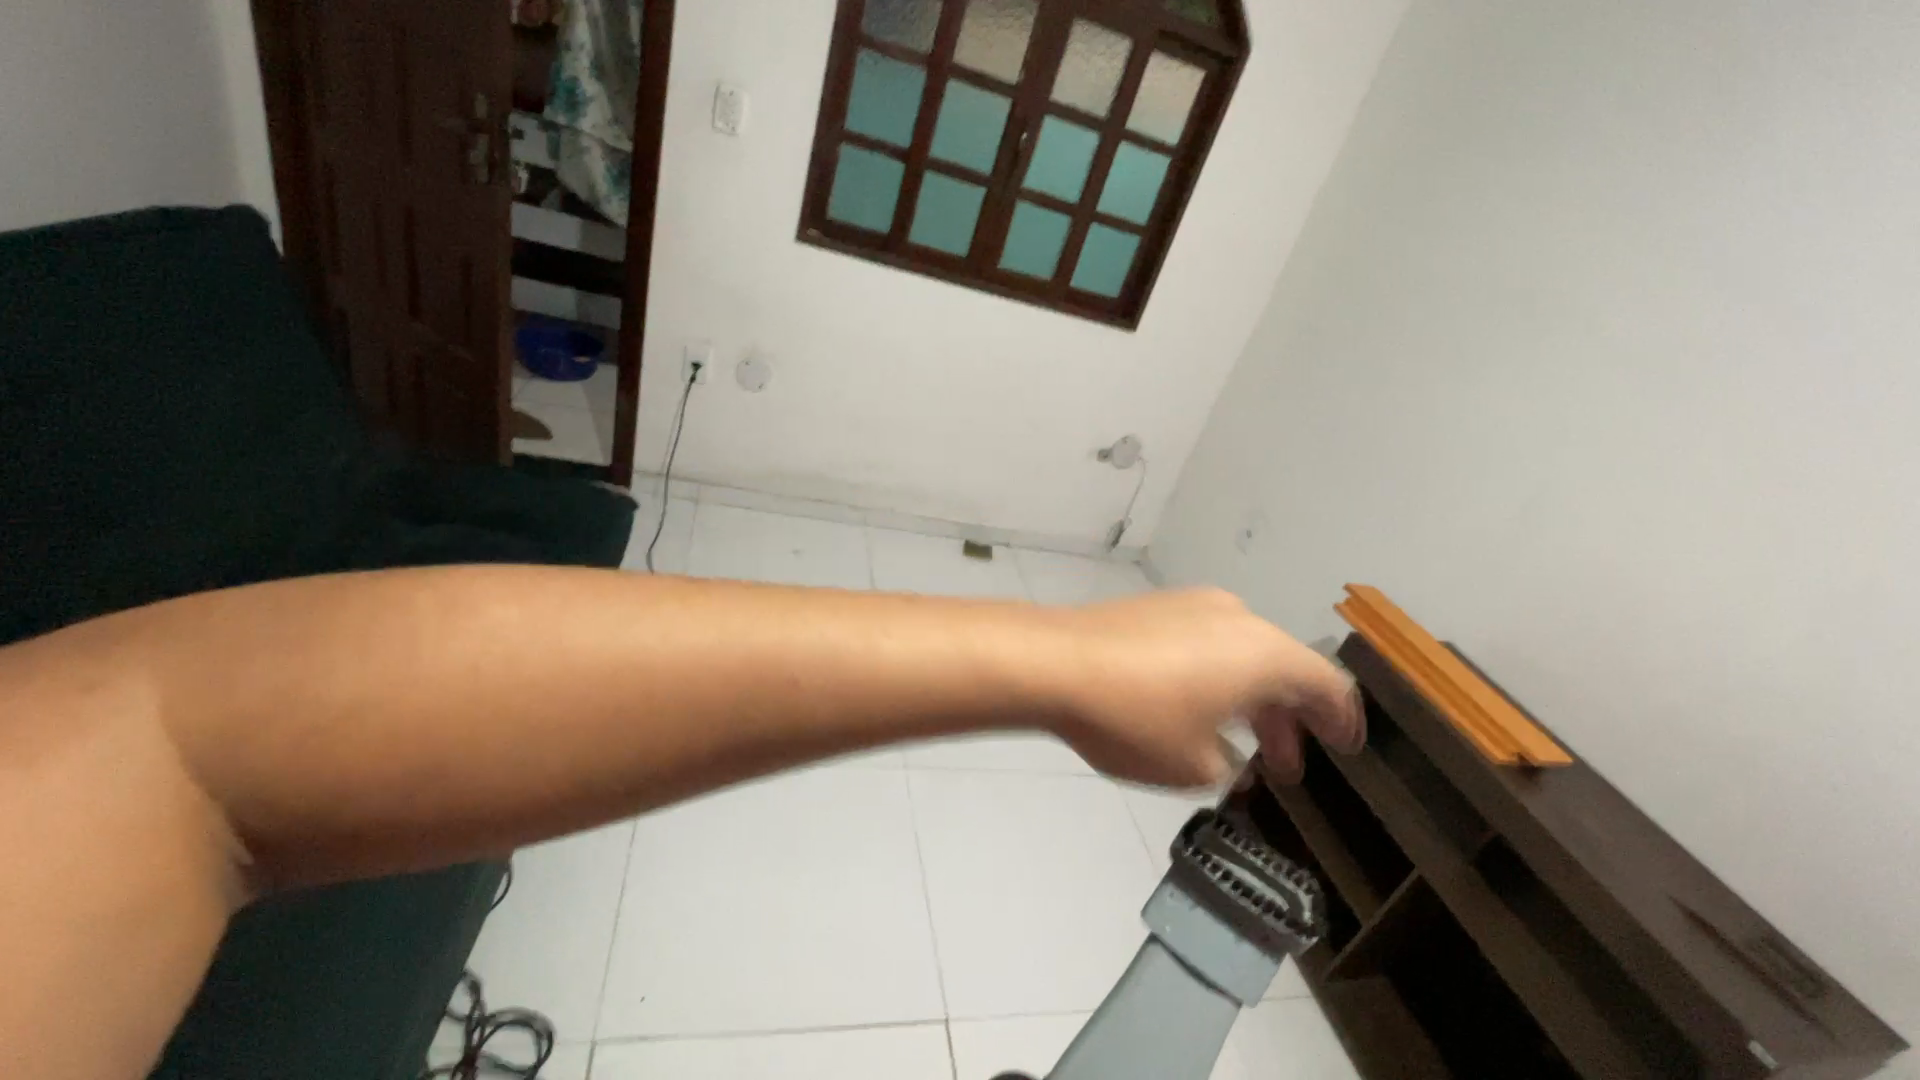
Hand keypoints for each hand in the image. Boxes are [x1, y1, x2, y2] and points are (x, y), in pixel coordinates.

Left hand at [1049, 588, 1363, 787]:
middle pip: (1283, 668)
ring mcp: (1193, 606)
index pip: (1327, 685)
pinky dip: (1215, 677)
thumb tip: (1229, 756)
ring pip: (1241, 655)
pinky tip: (1193, 709)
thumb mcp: (1191, 766)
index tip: (1344, 748)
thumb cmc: (1133, 718)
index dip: (1342, 721)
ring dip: (1249, 699)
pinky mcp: (1156, 607)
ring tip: (1238, 744)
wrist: (1052, 662)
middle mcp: (1238, 619)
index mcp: (1264, 654)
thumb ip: (1229, 765)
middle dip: (1288, 720)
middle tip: (1283, 766)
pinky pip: (1205, 643)